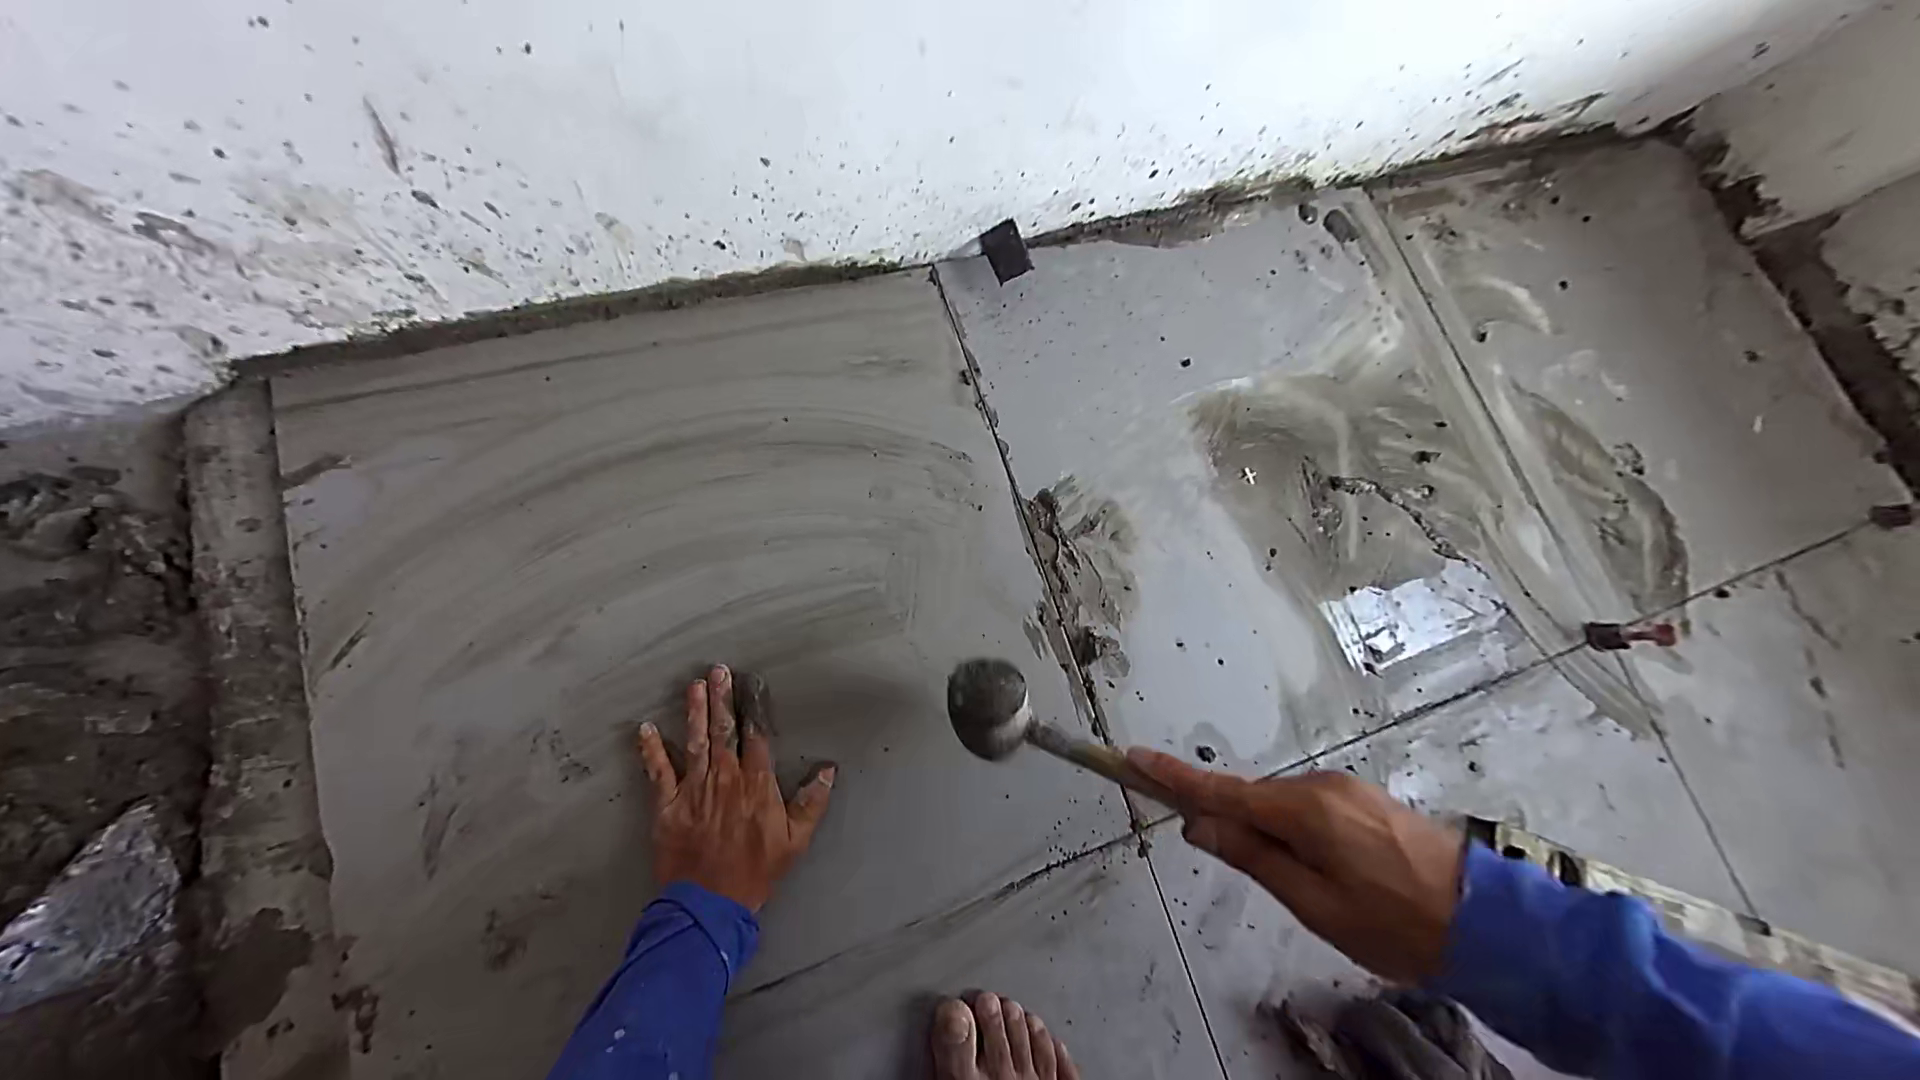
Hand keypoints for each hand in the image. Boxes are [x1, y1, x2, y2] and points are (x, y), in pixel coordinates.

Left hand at [637, 665, 835, 911]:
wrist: (709, 905)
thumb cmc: (756, 870)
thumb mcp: (795, 840)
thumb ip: (812, 803)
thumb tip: (829, 770)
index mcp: (756, 784)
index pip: (756, 737)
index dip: (753, 708)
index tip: (751, 684)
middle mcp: (725, 778)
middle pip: (725, 730)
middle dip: (723, 698)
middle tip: (719, 670)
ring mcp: (694, 789)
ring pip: (696, 741)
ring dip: (695, 712)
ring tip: (694, 684)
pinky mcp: (668, 806)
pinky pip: (658, 772)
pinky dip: (650, 750)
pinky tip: (644, 728)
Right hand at [1127, 748, 1463, 981]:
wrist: (1494, 922)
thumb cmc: (1396, 924)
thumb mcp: (1315, 904)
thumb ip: (1251, 857)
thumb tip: (1198, 825)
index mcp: (1302, 810)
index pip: (1220, 789)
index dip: (1172, 776)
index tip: (1134, 757)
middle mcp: (1318, 785)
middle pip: (1250, 796)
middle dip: (1232, 820)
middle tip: (1240, 863)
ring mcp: (1342, 786)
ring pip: (1279, 803)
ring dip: (1269, 830)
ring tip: (1304, 881)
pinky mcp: (1359, 795)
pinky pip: (1305, 804)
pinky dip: (1293, 825)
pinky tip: (1321, 863)